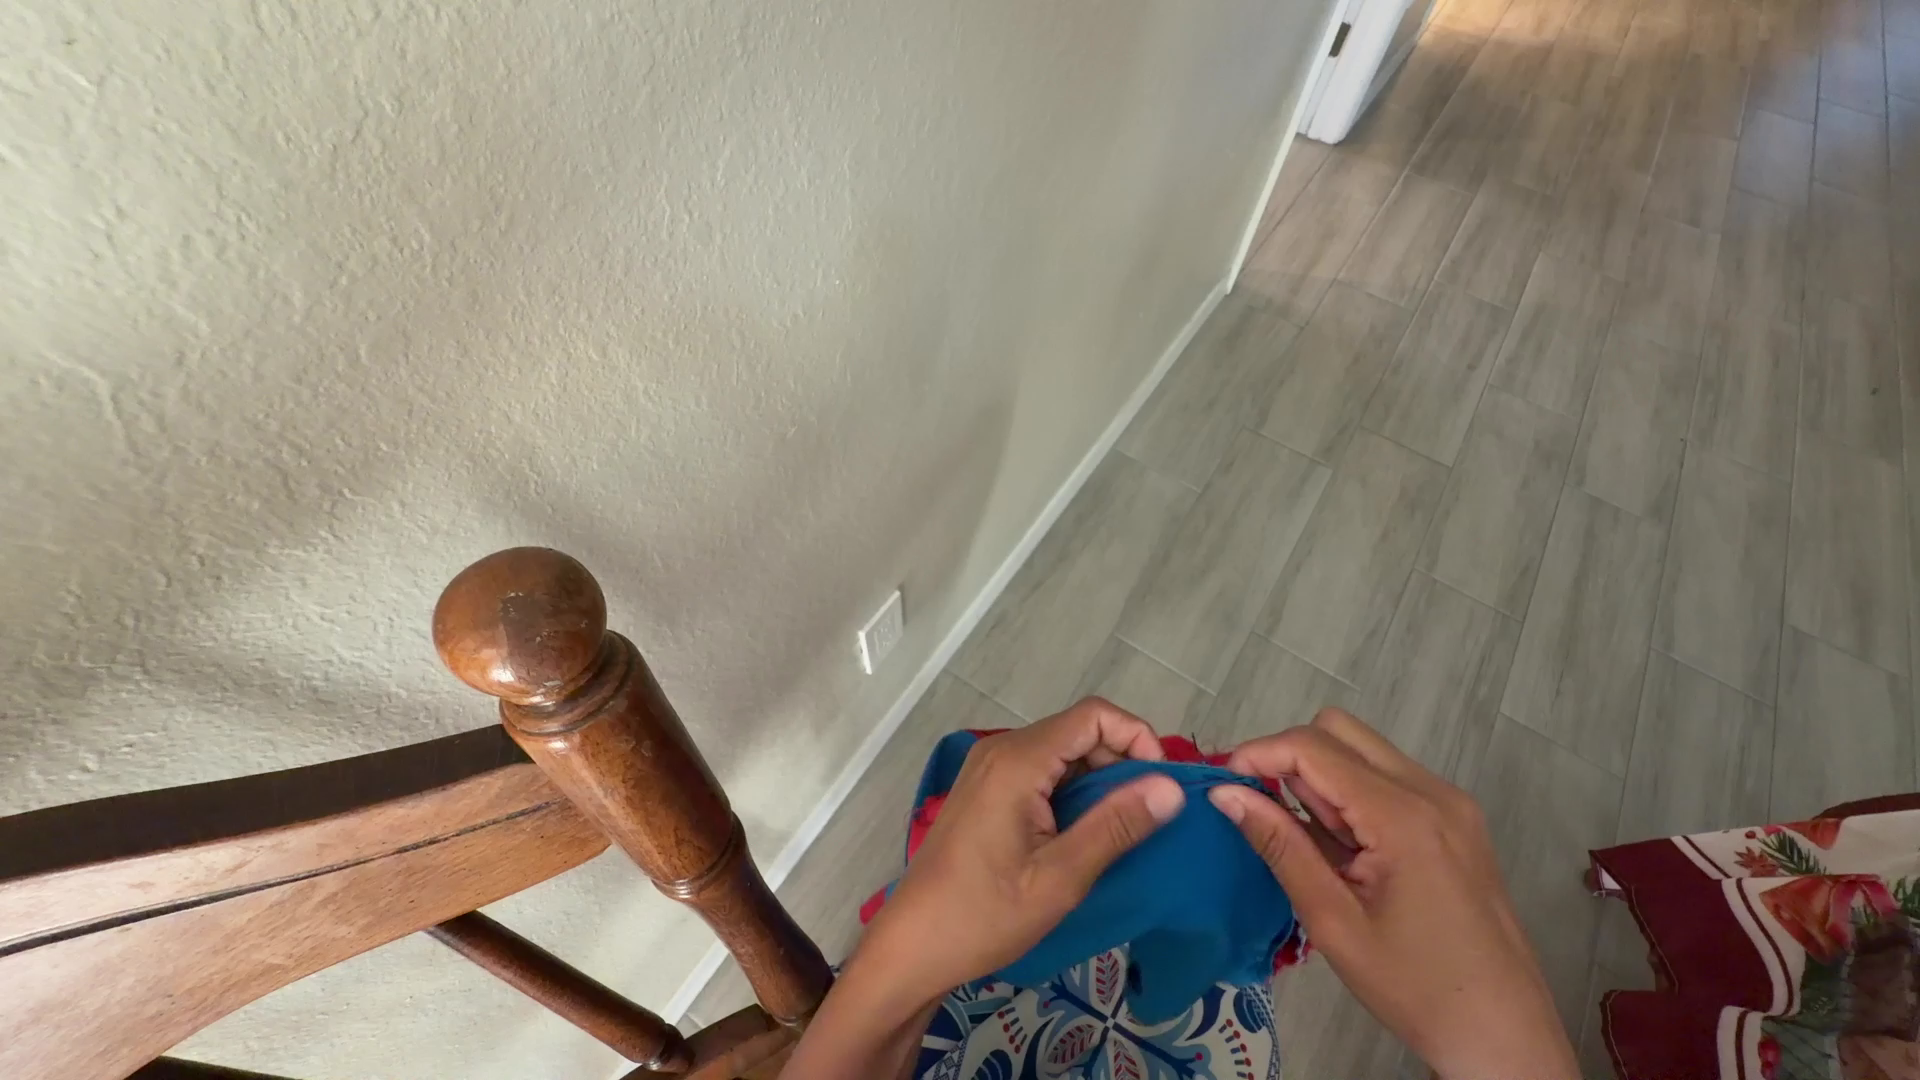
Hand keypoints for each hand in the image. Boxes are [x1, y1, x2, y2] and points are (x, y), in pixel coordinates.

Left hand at [852, 697, 1186, 1006]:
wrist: (914, 943)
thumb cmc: (985, 914)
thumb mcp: (1060, 877)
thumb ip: (1116, 826)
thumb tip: (1171, 787)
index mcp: (1018, 760)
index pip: (1094, 715)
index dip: (1137, 738)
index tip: (1160, 788)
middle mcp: (1002, 749)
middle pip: (1078, 730)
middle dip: (1121, 762)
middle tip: (1146, 817)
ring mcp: (990, 766)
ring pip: (1062, 750)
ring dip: (1098, 779)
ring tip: (1120, 830)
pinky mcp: (987, 787)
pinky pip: (1042, 769)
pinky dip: (1072, 790)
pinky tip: (1083, 832)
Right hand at [1207, 709, 1576, 1079]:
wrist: (1506, 1039)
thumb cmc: (1414, 987)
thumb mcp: (1332, 920)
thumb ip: (1278, 844)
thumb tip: (1223, 792)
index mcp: (1403, 816)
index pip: (1312, 746)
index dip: (1257, 754)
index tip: (1223, 785)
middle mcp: (1432, 791)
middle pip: (1337, 729)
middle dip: (1288, 757)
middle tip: (1271, 814)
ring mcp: (1449, 802)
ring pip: (1360, 748)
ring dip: (1319, 776)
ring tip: (1315, 844)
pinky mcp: (1454, 817)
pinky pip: (1384, 774)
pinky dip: (1348, 792)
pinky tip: (1346, 848)